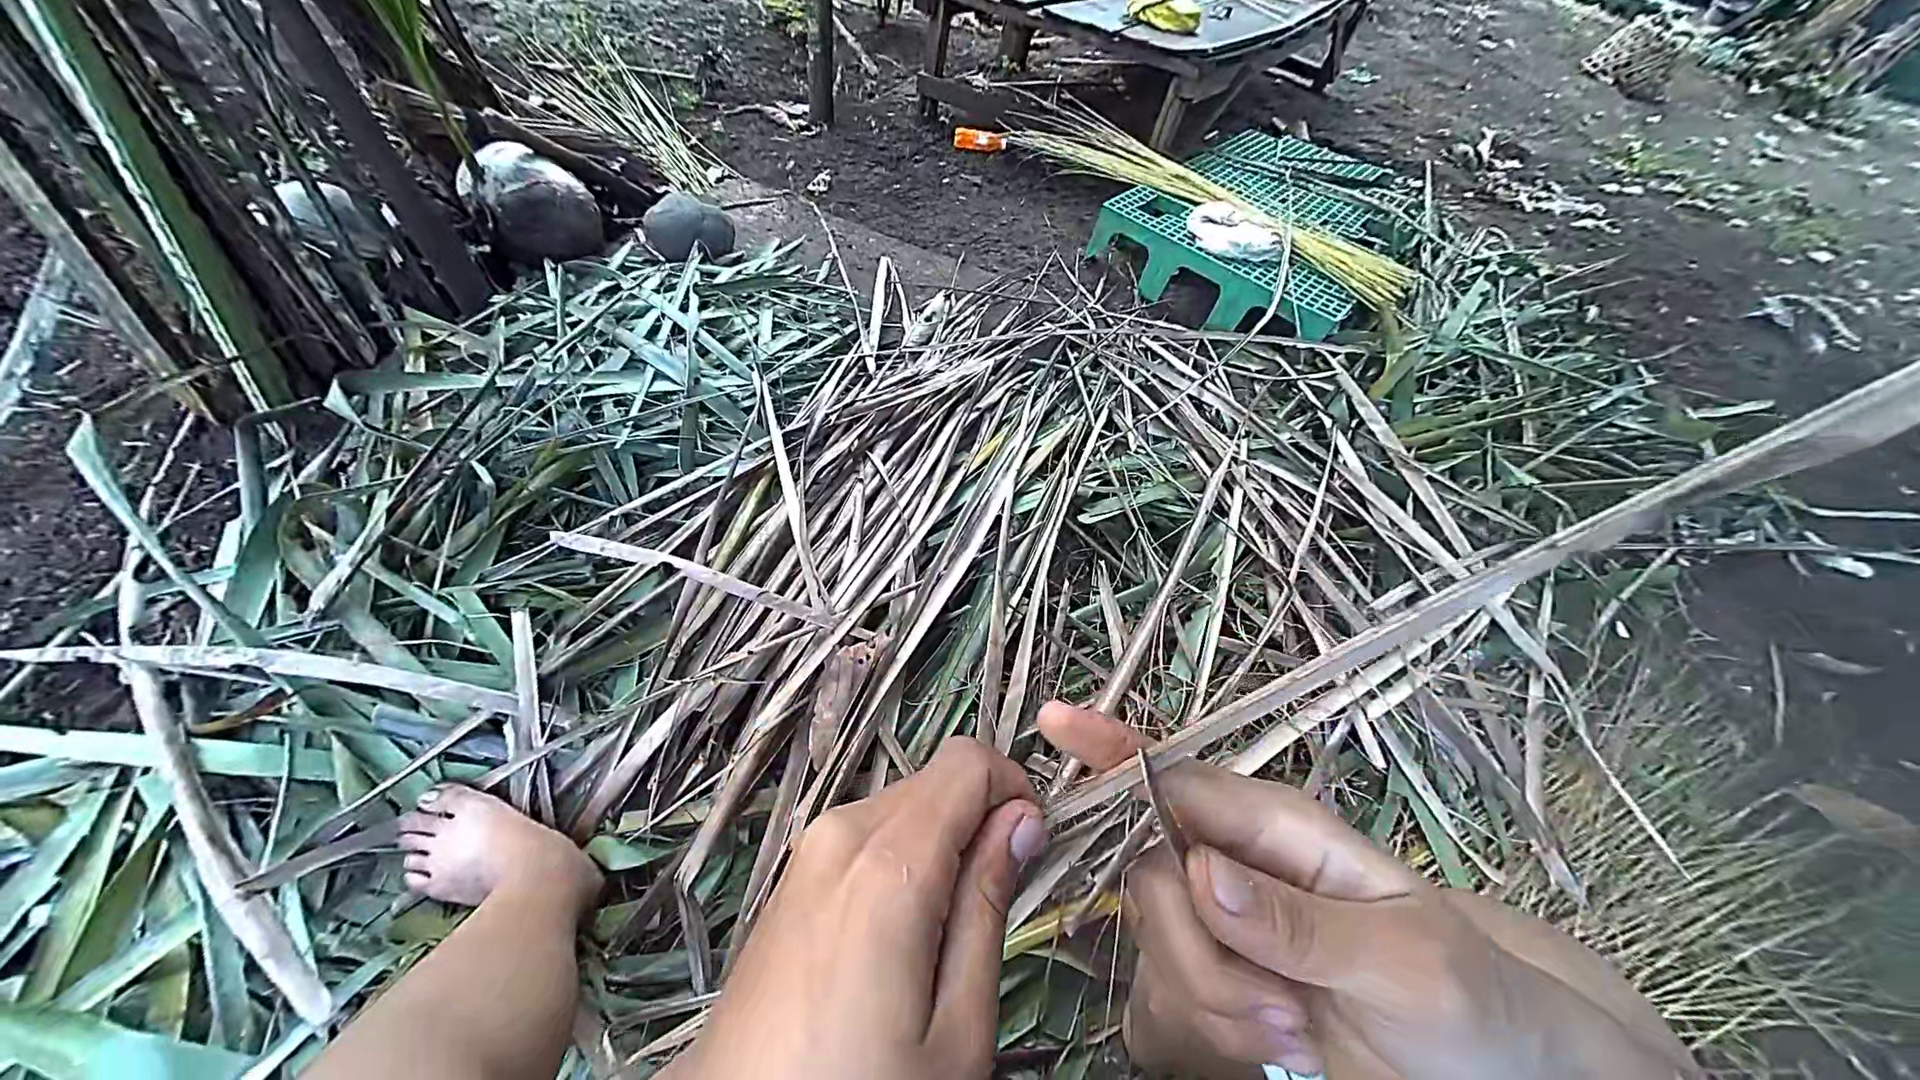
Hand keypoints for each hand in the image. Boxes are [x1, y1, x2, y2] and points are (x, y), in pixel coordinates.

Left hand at [664, 736, 1047, 1079]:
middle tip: (996, 898)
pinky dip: (903, 857)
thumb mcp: (955, 1029)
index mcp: (887, 863)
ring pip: (905, 804)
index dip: (1012, 791)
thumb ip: (988, 904)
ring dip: (942, 842)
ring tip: (945, 930)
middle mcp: (841, 835)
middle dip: (979, 819)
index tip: (1030, 844)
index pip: (968, 763)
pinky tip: (900, 932)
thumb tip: (1019, 821)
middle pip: (937, 781)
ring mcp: (809, 852)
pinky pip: (867, 834)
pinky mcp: (794, 875)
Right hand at [1037, 702, 1698, 1079]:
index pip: (1170, 773)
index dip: (1108, 746)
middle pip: (1147, 879)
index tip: (1053, 722)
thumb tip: (1199, 869)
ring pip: (1148, 950)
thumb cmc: (1469, 996)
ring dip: (1213, 1006)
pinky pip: (1155, 1006)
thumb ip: (1298, 917)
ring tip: (1296, 1035)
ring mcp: (1208, 925)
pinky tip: (1264, 1047)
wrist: (1491, 1074)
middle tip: (1284, 1012)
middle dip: (1199, 953)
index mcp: (1269, 826)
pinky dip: (1202, 1038)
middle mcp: (1224, 862)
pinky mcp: (1199, 984)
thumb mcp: (1407, 961)